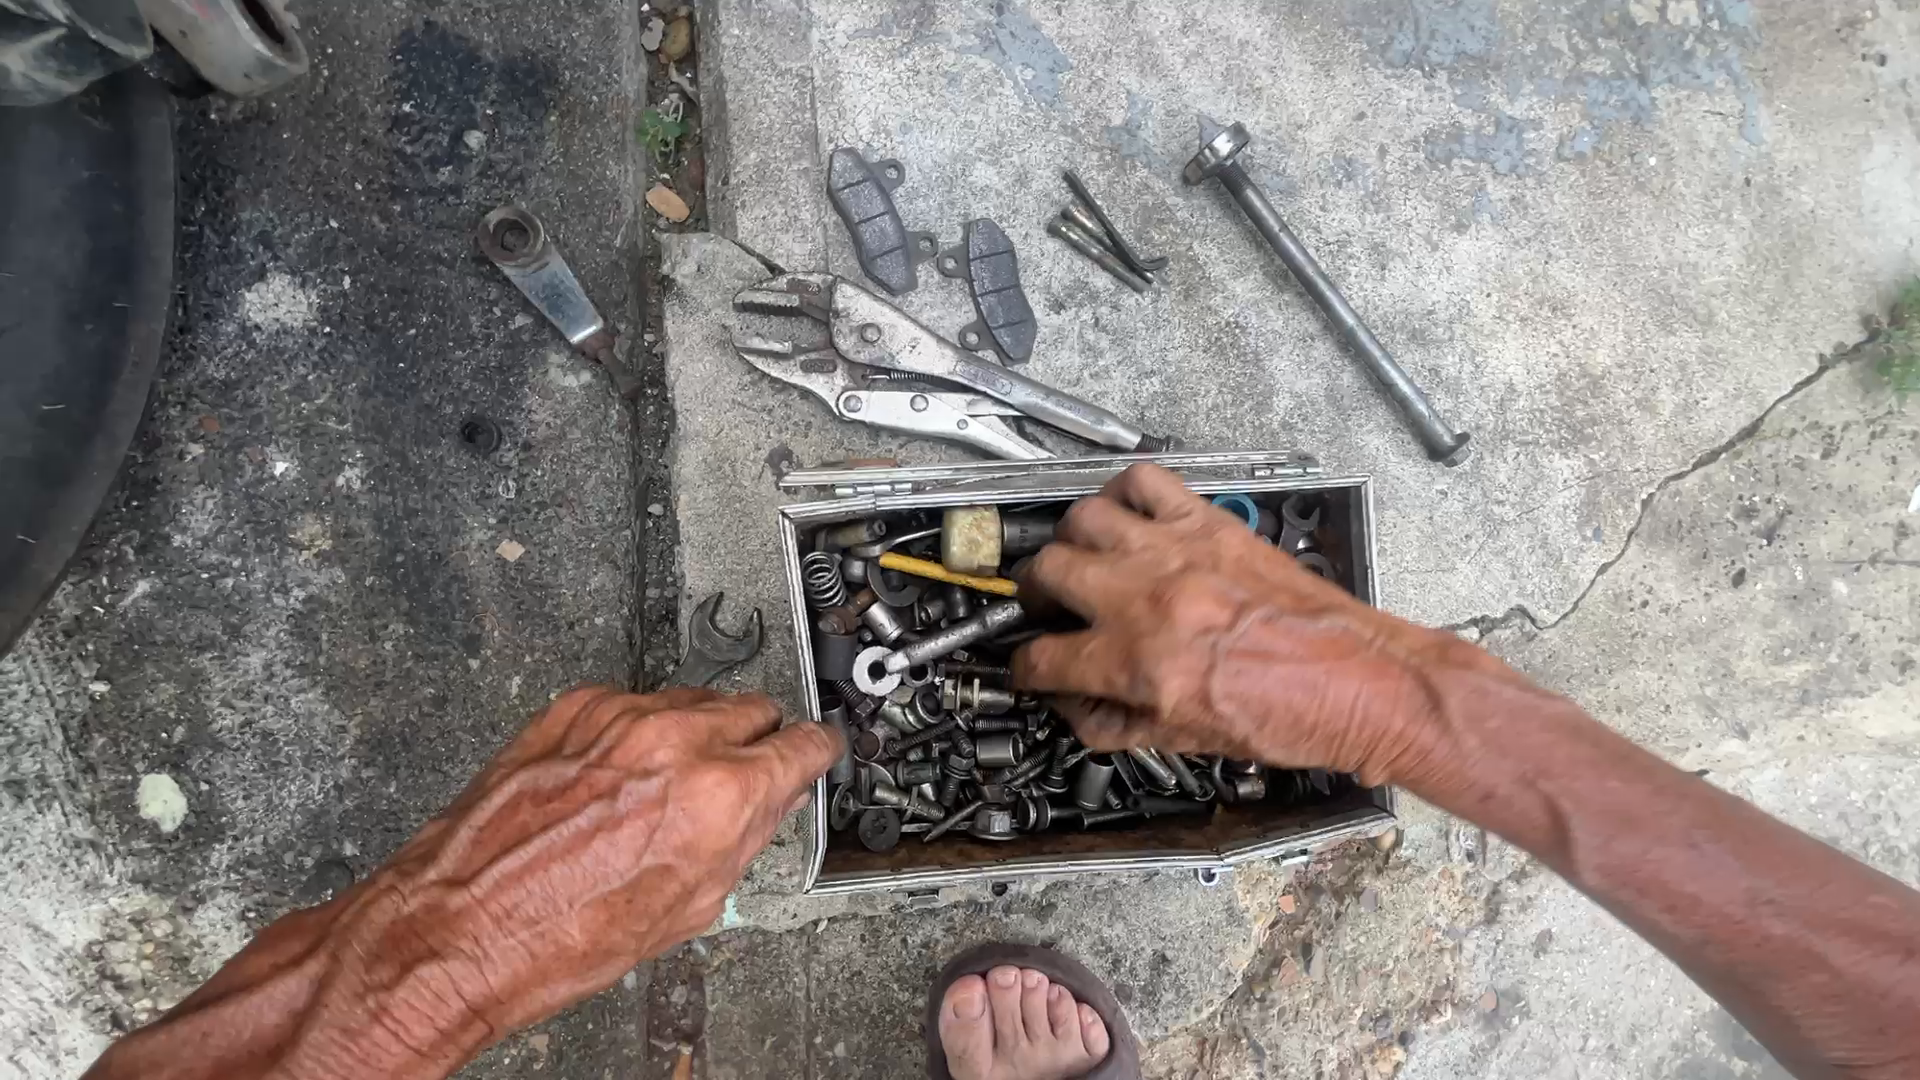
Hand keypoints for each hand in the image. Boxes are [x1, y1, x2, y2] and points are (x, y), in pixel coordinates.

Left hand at [113, 686, 840, 1079]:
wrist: (453, 927)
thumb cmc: (562, 935)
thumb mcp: (692, 904)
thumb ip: (751, 833)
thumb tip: (780, 794)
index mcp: (719, 794)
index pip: (805, 743)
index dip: (817, 751)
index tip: (816, 751)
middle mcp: (678, 741)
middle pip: (758, 707)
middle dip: (760, 740)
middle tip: (742, 773)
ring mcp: (625, 716)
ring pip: (702, 699)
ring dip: (705, 731)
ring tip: (672, 780)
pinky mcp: (580, 705)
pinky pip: (642, 701)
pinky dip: (647, 729)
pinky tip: (623, 772)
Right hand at [1012, 464, 1480, 787]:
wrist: (1357, 678)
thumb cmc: (1284, 714)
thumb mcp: (1184, 742)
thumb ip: (1111, 724)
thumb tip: (1067, 705)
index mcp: (1136, 664)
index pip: (1042, 658)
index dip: (1024, 668)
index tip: (1029, 665)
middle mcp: (1144, 599)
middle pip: (1045, 573)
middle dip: (1032, 596)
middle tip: (1049, 607)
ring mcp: (1173, 552)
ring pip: (1081, 519)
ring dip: (1069, 541)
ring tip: (1082, 558)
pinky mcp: (1205, 523)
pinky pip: (1143, 481)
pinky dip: (1121, 492)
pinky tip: (1124, 516)